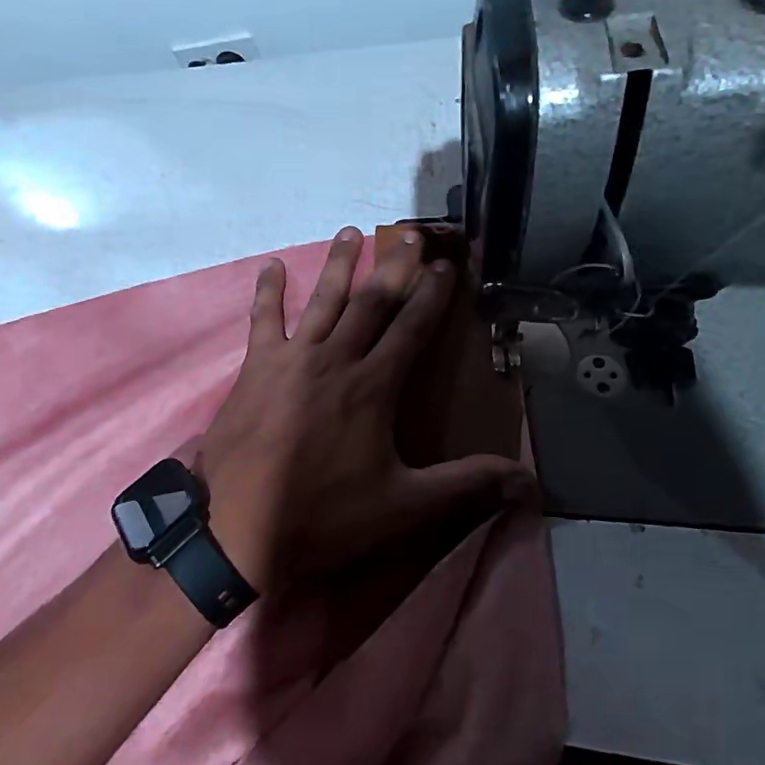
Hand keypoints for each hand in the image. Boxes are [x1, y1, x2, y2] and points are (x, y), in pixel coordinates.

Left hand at [196, 226, 531, 595]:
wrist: (239, 531)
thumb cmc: (327, 516)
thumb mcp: (404, 505)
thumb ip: (464, 484)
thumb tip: (524, 480)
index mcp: (373, 385)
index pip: (412, 327)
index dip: (432, 294)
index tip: (445, 265)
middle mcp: (336, 359)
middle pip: (372, 301)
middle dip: (394, 265)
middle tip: (410, 233)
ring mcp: (292, 359)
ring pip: (323, 300)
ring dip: (340, 264)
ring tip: (352, 232)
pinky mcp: (256, 369)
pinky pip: (263, 320)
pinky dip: (268, 292)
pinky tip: (272, 266)